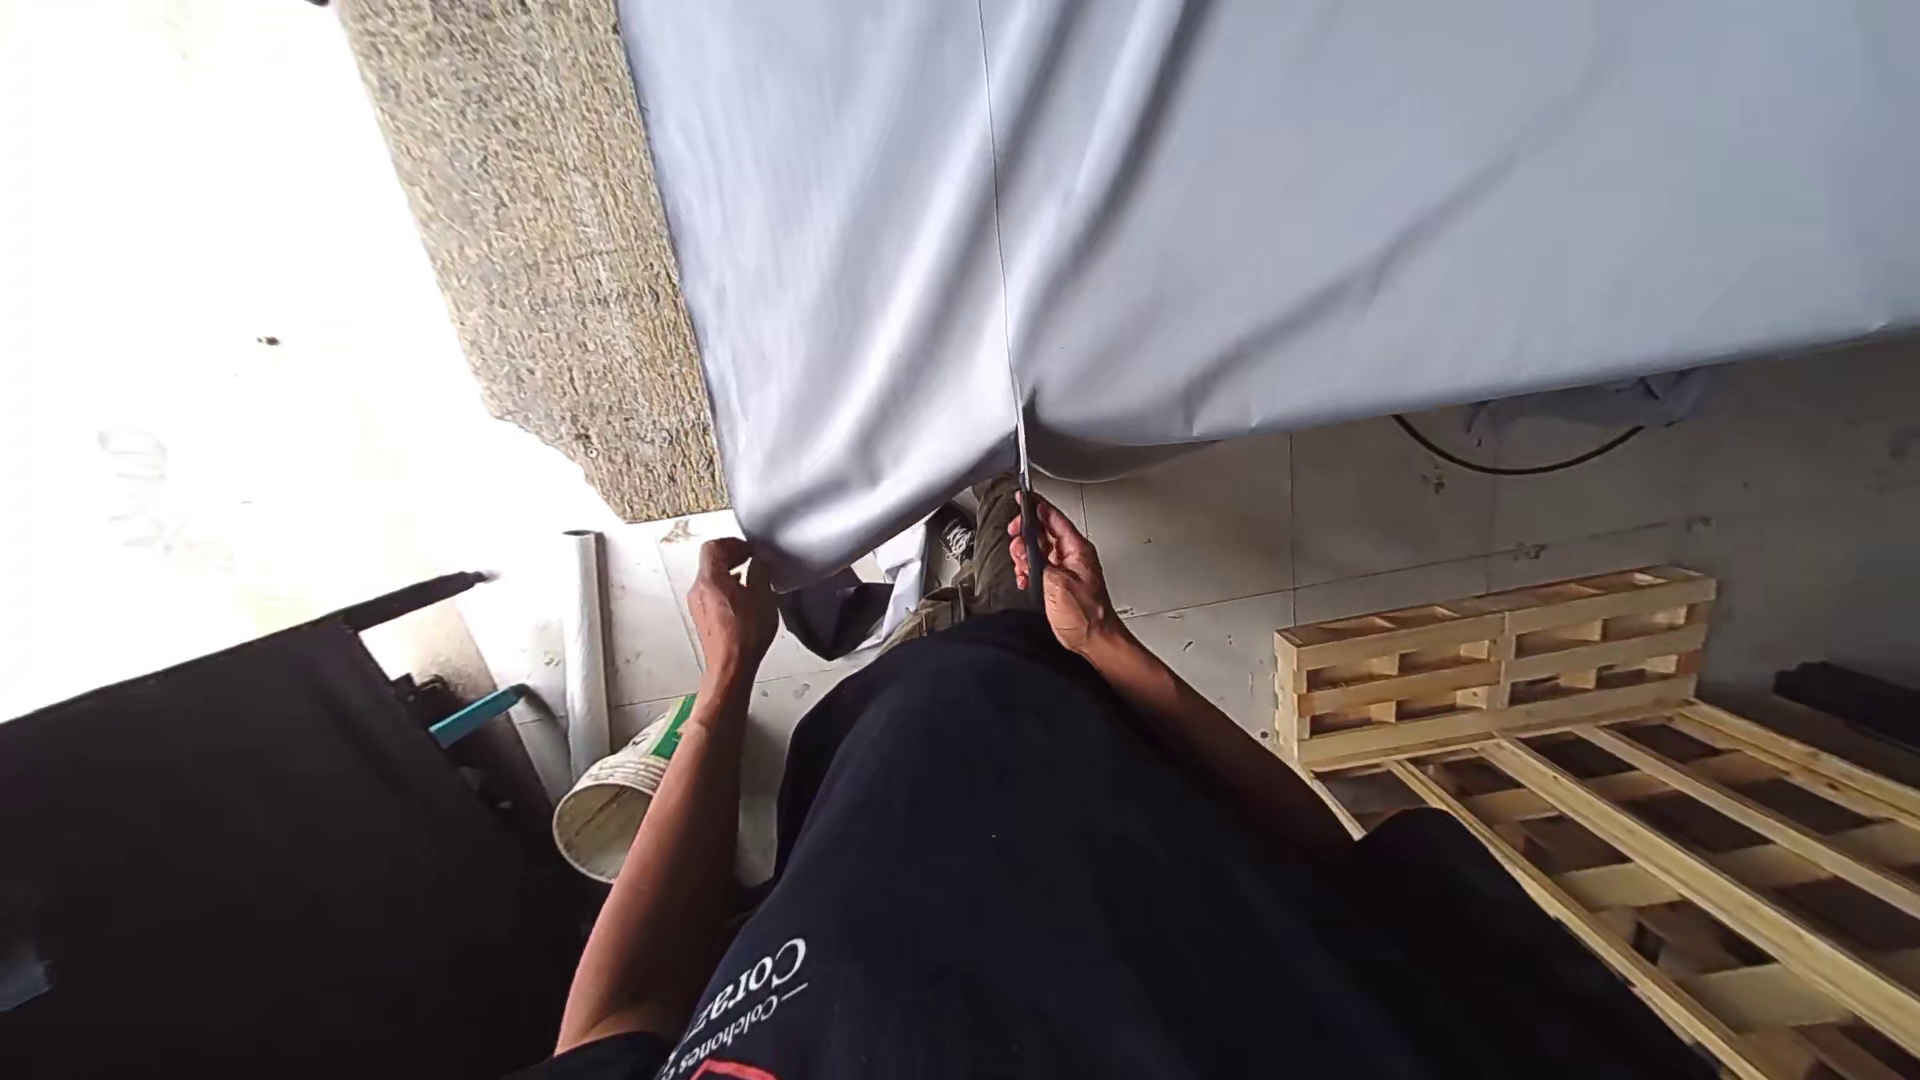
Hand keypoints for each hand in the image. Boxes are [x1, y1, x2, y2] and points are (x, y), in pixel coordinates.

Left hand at [687, 537, 778, 685]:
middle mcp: (699, 590)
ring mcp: (697, 604)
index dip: (734, 543)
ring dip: (729, 571)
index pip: (714, 546)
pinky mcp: (702, 616)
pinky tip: (744, 596)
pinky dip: (726, 586)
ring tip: (751, 577)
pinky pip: (711, 591)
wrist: (731, 666)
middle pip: (710, 560)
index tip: (750, 549)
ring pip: (710, 576)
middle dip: (732, 555)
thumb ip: (761, 573)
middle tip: (751, 558)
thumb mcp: (764, 598)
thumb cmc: (744, 638)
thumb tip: (760, 563)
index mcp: (711, 580)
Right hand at [1007, 494, 1128, 655]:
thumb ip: (1040, 558)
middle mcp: (1073, 556)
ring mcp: (1067, 569)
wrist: (1093, 640)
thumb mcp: (1056, 582)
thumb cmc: (1085, 617)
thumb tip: (1029, 543)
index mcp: (1077, 549)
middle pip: (1044, 532)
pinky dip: (1029, 569)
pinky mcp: (1061, 582)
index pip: (1053, 517)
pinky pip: (1041, 566)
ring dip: (1025, 556)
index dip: (1036, 505)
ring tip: (1022, 567)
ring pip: (1039, 549)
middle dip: (1025, 536)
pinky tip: (1026, 578)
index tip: (1023, 497)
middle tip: (1015, 541)